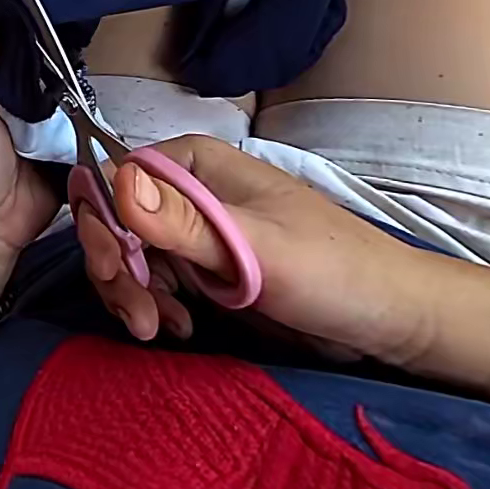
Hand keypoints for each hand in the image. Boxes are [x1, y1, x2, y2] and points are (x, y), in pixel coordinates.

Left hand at [0, 3, 59, 303]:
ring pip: (50, 74)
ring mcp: (30, 112)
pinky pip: (69, 103)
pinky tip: (89, 64)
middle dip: (43, 33)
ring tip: (83, 21)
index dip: (9, 12)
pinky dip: (77, 90)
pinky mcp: (56, 132)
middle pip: (25, 52)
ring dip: (63, 60)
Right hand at [78, 134, 453, 365]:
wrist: (385, 319)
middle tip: (138, 315)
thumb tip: (116, 183)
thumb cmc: (331, 269)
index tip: (116, 271)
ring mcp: (193, 228)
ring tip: (159, 327)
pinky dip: (152, 304)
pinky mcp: (202, 265)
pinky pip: (153, 279)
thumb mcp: (256, 248)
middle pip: (116, 218)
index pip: (116, 178)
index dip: (104, 222)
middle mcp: (187, 189)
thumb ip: (184, 221)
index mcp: (195, 162)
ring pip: (129, 252)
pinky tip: (176, 326)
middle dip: (117, 267)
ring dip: (132, 292)